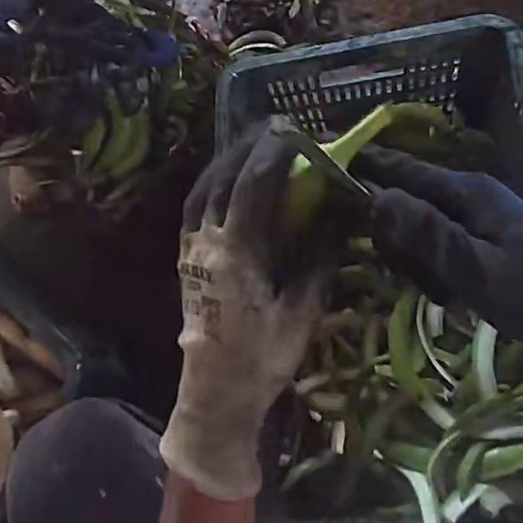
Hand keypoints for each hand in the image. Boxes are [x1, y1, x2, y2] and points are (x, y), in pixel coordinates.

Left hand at [160, 124, 329, 499]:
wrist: (214, 395)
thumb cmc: (262, 358)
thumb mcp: (301, 311)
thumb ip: (319, 257)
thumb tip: (338, 212)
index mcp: (235, 254)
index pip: (253, 187)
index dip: (273, 154)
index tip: (293, 131)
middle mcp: (206, 243)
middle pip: (223, 179)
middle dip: (248, 147)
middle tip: (274, 127)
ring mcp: (190, 249)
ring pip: (203, 189)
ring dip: (226, 161)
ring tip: (251, 144)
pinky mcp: (184, 258)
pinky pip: (194, 207)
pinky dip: (212, 184)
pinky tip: (226, 180)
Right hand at [355, 146, 522, 444]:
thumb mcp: (477, 269)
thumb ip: (427, 234)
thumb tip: (375, 197)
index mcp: (464, 189)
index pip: (397, 168)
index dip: (359, 164)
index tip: (321, 157)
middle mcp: (464, 193)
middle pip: (400, 199)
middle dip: (392, 235)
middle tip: (408, 275)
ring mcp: (470, 214)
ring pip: (413, 225)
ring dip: (411, 257)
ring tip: (434, 290)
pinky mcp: (474, 236)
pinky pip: (430, 242)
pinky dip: (427, 266)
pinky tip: (443, 293)